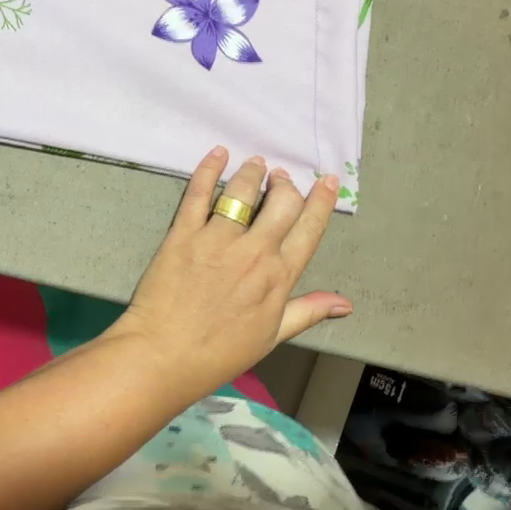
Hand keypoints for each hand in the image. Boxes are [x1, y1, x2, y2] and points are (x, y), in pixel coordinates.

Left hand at [109, 147, 349, 391]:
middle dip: (285, 185)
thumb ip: (307, 311)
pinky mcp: (183, 233)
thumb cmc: (220, 353)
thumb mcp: (271, 336)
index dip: (321, 201)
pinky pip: (199, 193)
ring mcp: (218, 239)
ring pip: (242, 191)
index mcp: (279, 276)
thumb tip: (345, 303)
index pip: (309, 228)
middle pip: (281, 202)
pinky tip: (218, 154)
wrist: (165, 355)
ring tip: (255, 164)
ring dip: (252, 173)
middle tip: (280, 178)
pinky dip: (209, 169)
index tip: (328, 181)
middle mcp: (254, 251)